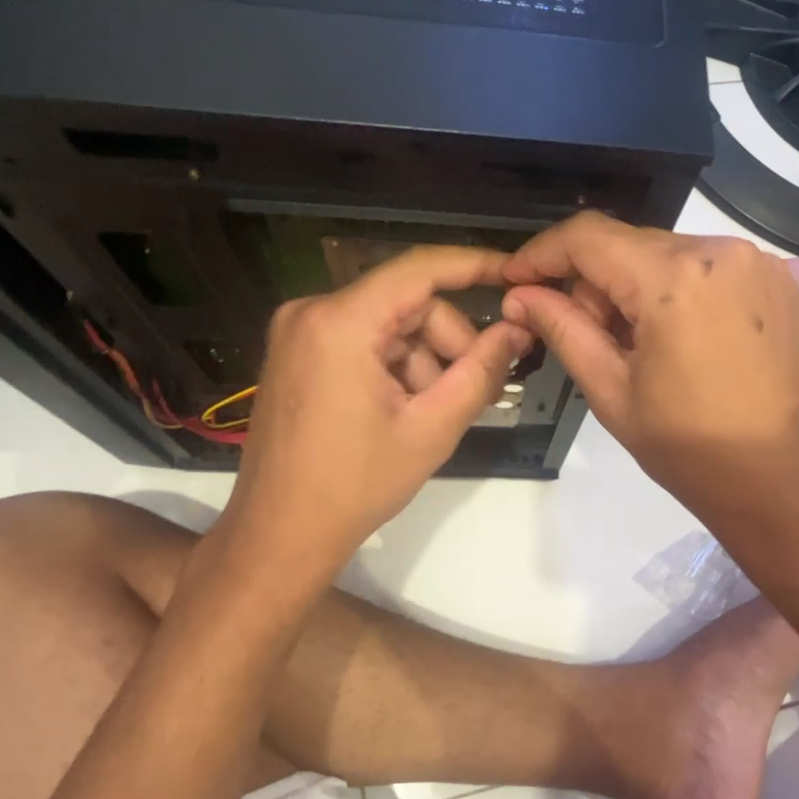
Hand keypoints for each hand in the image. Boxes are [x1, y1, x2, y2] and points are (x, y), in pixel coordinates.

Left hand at [223, 246, 531, 563]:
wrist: (281, 533)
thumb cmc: (356, 485)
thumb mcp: (431, 429)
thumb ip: (480, 372)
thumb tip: (517, 330)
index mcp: (340, 323)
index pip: (419, 269)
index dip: (474, 266)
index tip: (515, 276)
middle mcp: (311, 312)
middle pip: (406, 303)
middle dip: (447, 342)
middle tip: (468, 394)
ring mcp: (297, 333)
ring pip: (387, 325)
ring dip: (422, 362)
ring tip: (429, 416)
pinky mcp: (295, 355)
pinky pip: (361, 341)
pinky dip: (393, 368)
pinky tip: (401, 412)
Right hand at [502, 212, 798, 522]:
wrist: (784, 480)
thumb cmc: (691, 449)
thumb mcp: (613, 392)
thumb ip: (564, 330)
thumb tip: (520, 296)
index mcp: (673, 280)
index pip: (588, 237)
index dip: (542, 253)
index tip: (516, 280)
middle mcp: (720, 252)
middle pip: (630, 243)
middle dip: (592, 280)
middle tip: (580, 332)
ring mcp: (756, 262)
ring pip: (668, 253)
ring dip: (635, 286)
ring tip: (633, 346)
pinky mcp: (779, 280)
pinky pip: (707, 267)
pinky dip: (677, 290)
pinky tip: (676, 340)